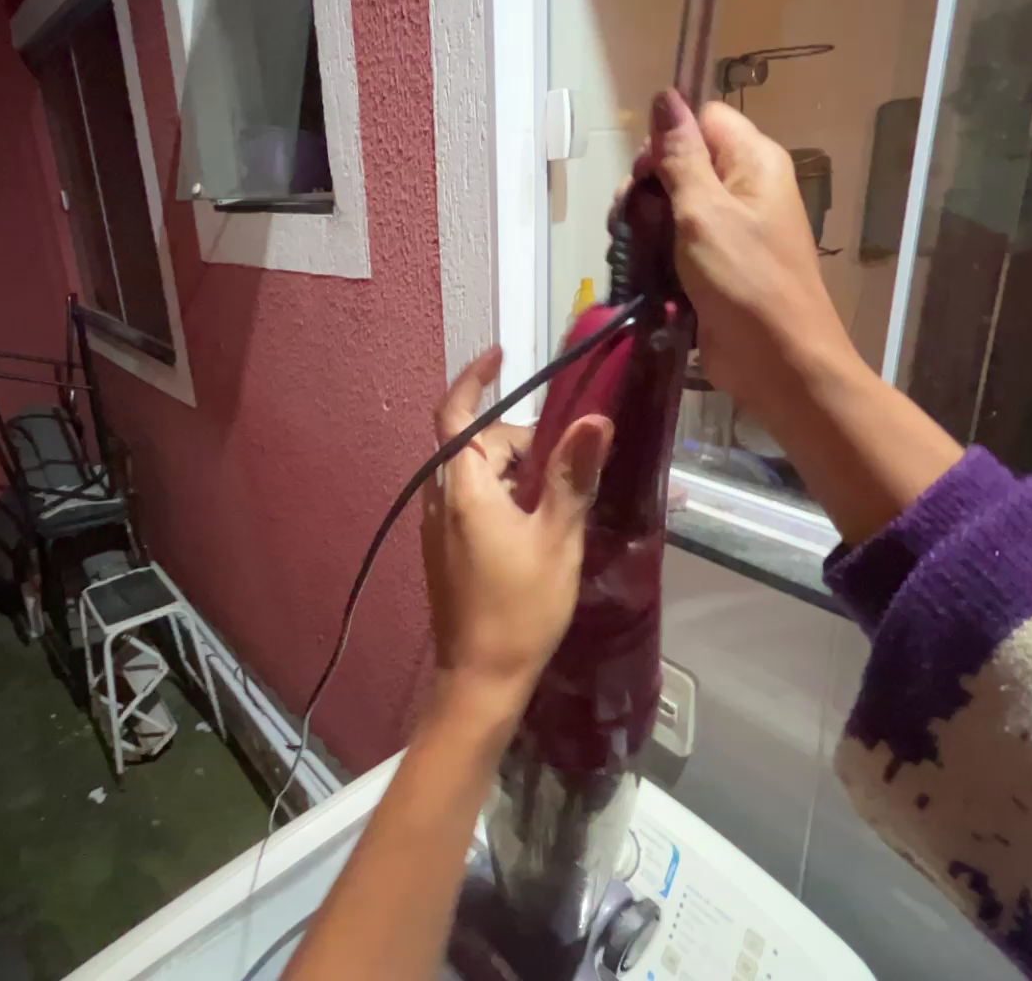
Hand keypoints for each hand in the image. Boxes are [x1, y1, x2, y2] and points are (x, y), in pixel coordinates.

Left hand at [421, 348, 612, 703]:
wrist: (479, 677)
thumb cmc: (521, 607)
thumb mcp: (557, 538)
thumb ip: (572, 476)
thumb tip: (595, 418)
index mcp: (463, 487)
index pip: (456, 412)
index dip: (475, 378)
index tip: (502, 355)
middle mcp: (439, 497)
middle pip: (476, 444)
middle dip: (520, 442)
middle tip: (570, 466)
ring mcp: (436, 524)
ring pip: (475, 473)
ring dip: (514, 471)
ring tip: (559, 500)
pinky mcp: (442, 547)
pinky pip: (470, 500)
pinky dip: (501, 494)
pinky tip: (533, 523)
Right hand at [631, 90, 859, 425]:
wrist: (775, 360)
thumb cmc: (745, 281)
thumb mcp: (705, 212)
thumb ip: (680, 157)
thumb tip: (664, 96)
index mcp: (753, 162)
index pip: (701, 122)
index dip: (666, 143)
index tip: (644, 180)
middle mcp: (744, 189)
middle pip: (682, 165)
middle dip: (646, 190)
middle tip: (626, 225)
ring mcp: (730, 231)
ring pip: (673, 208)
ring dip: (645, 227)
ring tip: (629, 254)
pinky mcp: (715, 267)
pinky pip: (678, 246)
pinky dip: (656, 256)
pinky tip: (640, 274)